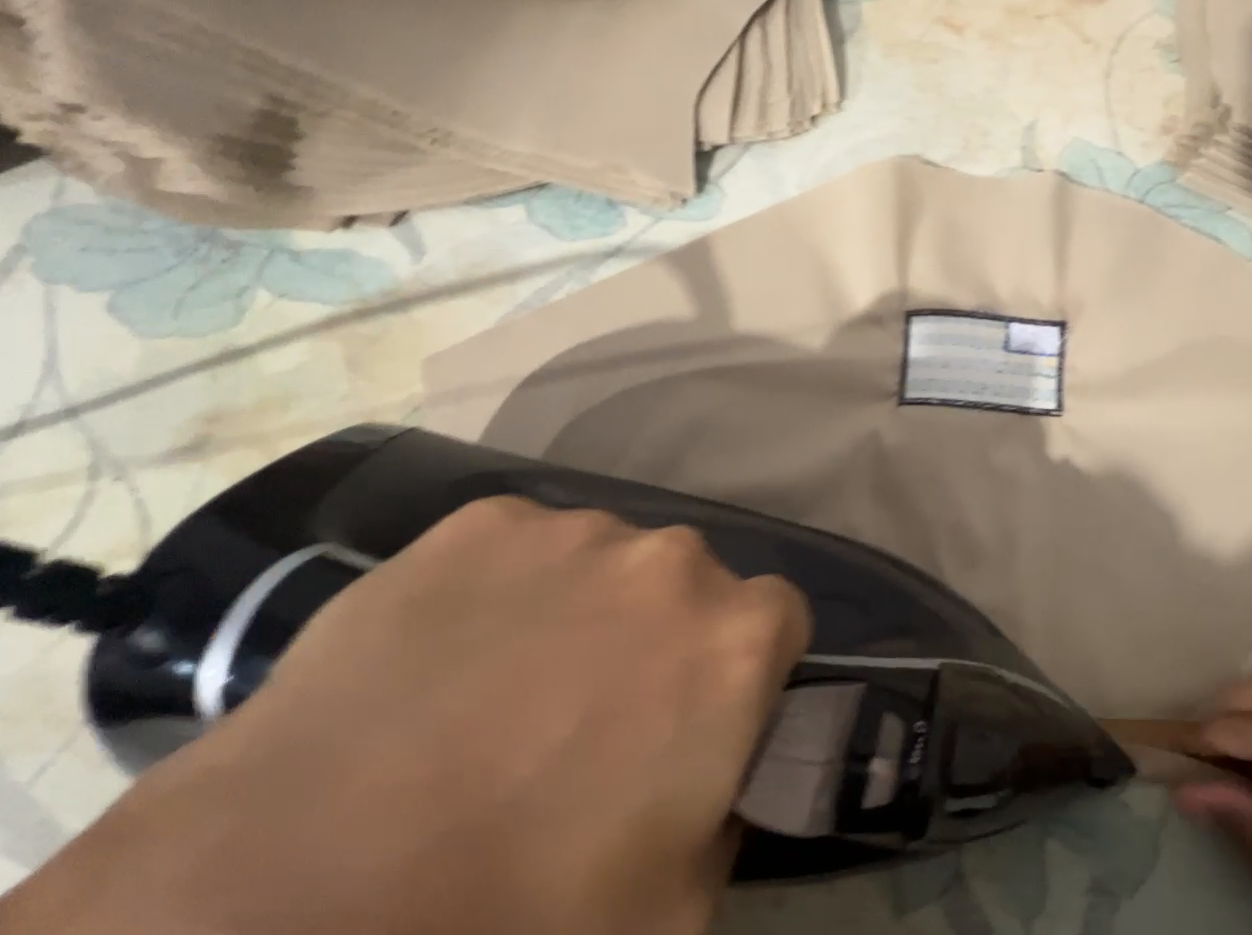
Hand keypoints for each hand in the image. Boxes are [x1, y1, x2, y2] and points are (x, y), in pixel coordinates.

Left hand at [2, 497, 810, 934]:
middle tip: (600, 709)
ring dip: (589, 606)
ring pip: (609, 559)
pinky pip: (524, 546)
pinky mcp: (477, 523)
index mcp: (737, 640)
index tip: (707, 712)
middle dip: (666, 635)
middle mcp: (671, 562)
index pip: (783, 618)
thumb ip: (727, 811)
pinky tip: (452, 652)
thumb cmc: (525, 906)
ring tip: (512, 682)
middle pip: (693, 584)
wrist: (300, 884)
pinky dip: (510, 587)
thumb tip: (713, 775)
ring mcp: (570, 531)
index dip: (751, 668)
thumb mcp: (680, 901)